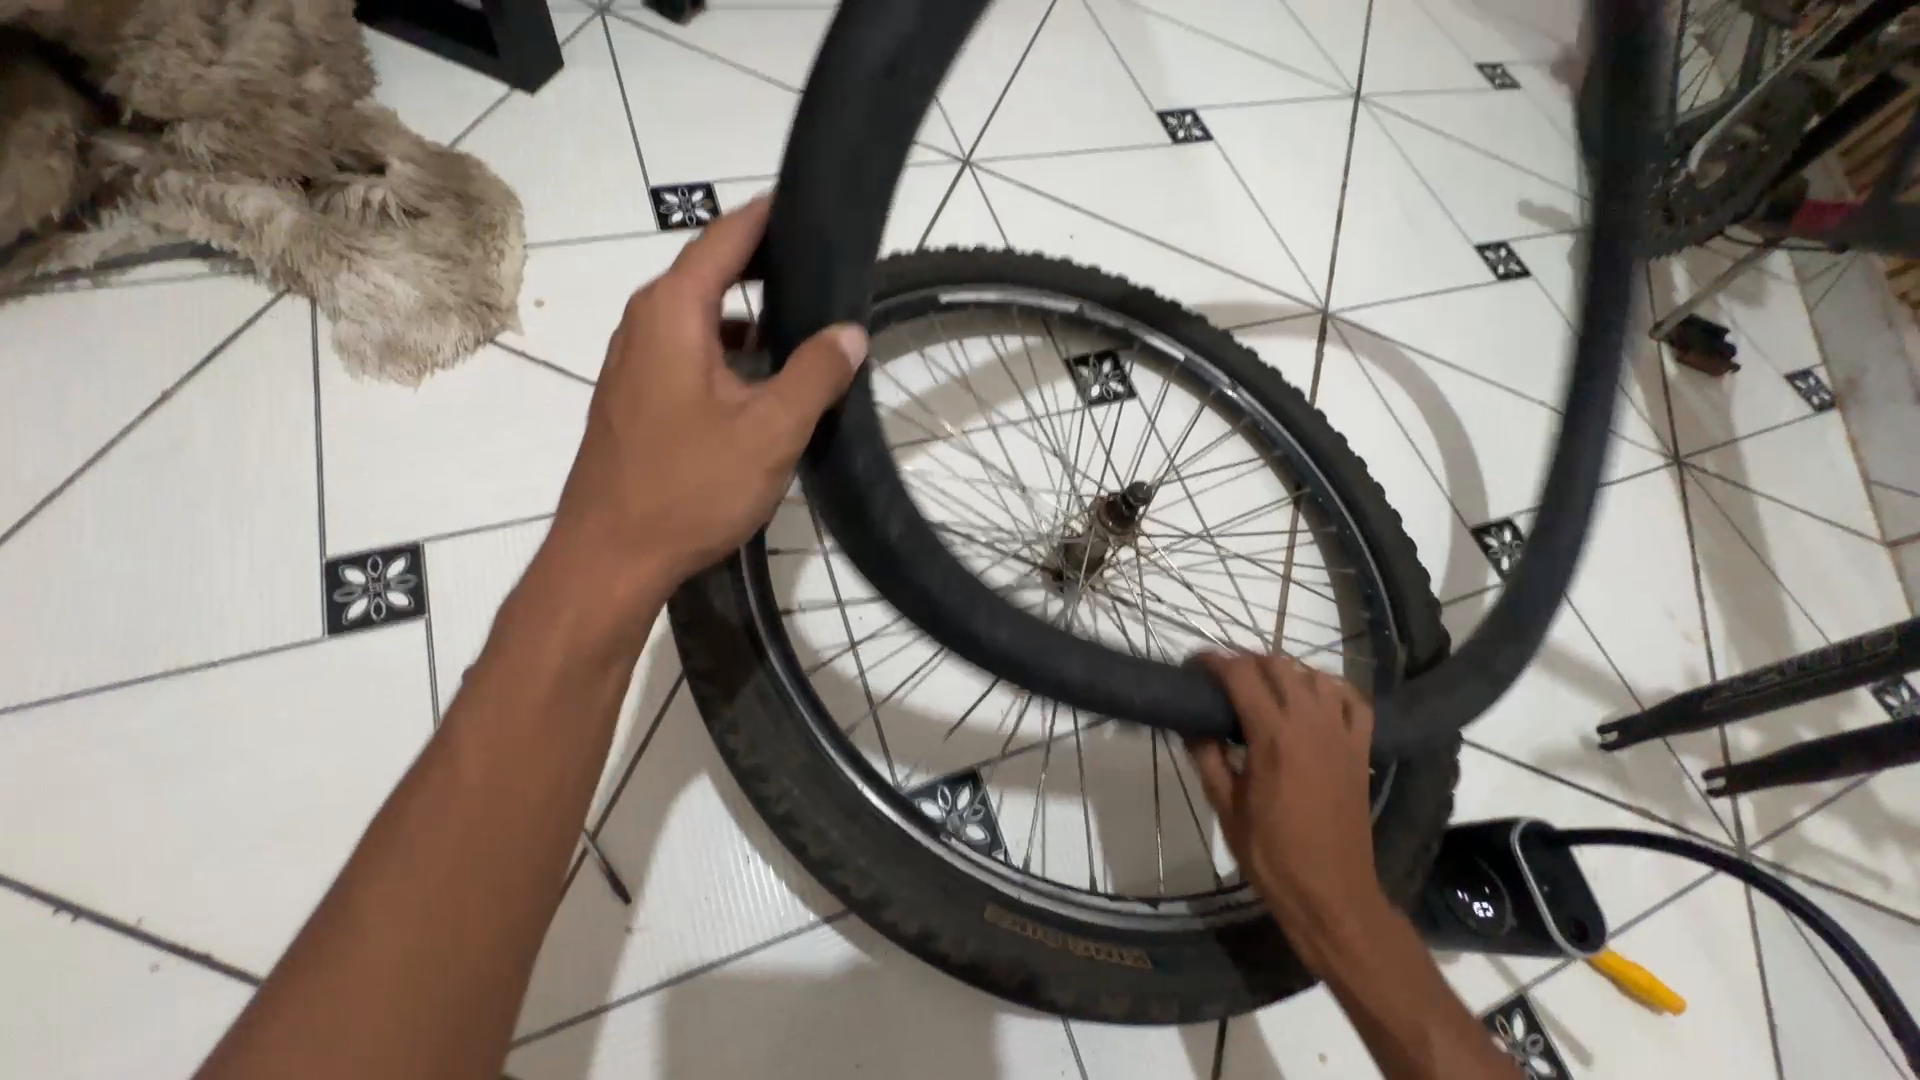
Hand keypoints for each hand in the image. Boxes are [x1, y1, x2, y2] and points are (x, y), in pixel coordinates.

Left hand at [549, 195, 865, 592]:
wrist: (610, 556)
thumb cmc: (689, 487)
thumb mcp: (770, 432)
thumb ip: (815, 374)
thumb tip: (850, 332)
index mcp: (672, 312)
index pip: (726, 237)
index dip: (770, 217)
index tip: (814, 205)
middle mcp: (645, 322)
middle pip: (711, 271)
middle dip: (767, 265)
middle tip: (827, 269)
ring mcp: (634, 361)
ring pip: (701, 317)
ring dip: (751, 315)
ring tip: (808, 323)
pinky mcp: (637, 397)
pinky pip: (689, 351)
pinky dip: (730, 351)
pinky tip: (766, 381)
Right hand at [1188, 653, 1388, 974]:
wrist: (1330, 892)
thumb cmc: (1270, 853)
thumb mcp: (1225, 806)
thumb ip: (1207, 757)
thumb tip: (1191, 724)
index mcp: (1272, 736)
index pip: (1240, 675)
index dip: (1214, 662)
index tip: (1194, 666)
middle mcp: (1310, 723)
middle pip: (1277, 665)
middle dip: (1245, 661)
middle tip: (1222, 678)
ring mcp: (1341, 733)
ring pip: (1314, 675)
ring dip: (1285, 671)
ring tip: (1264, 686)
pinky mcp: (1361, 749)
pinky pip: (1353, 700)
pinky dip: (1331, 688)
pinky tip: (1314, 697)